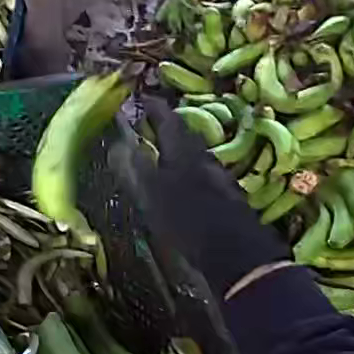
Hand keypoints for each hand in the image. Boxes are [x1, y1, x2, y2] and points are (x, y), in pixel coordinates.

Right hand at [135, 97, 289, 297]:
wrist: (236, 254)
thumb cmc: (187, 222)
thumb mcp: (152, 195)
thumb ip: (134, 168)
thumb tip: (117, 144)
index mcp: (183, 151)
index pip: (167, 119)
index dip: (153, 107)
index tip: (140, 99)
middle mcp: (203, 157)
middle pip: (183, 134)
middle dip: (165, 127)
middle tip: (147, 125)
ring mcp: (217, 176)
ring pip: (193, 153)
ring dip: (176, 149)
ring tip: (159, 153)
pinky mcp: (225, 196)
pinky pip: (201, 172)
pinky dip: (185, 169)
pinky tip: (180, 183)